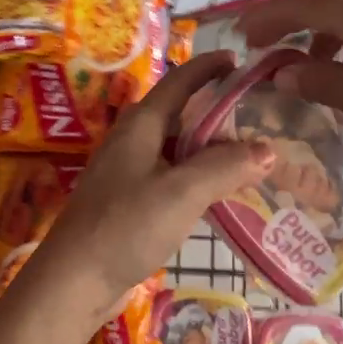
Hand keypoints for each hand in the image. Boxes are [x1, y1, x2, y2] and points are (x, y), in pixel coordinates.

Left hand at [19, 51, 274, 329]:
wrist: (73, 282)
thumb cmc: (126, 226)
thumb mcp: (182, 192)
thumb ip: (226, 166)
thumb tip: (268, 149)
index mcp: (141, 124)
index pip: (180, 80)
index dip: (209, 67)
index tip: (240, 60)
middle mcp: (133, 140)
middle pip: (181, 114)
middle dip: (217, 115)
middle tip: (258, 123)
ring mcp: (128, 172)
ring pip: (177, 148)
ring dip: (210, 150)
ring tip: (248, 159)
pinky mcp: (129, 202)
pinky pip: (171, 176)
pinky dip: (198, 177)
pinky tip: (219, 194)